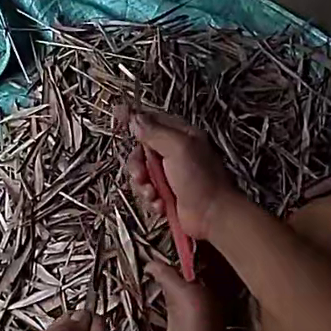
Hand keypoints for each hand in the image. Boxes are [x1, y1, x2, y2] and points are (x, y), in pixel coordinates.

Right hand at [126, 109, 240, 238]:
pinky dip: (151, 200)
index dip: (135, 118)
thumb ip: (154, 132)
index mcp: (181, 136)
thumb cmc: (202, 180)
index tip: (118, 114)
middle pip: (141, 150)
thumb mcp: (178, 148)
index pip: (152, 120)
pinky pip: (147, 192)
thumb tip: (136, 119)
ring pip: (142, 174)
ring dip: (143, 185)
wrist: (212, 216)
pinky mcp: (167, 194)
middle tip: (142, 174)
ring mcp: (170, 175)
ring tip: (153, 193)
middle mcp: (175, 153)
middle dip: (137, 164)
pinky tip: (161, 204)